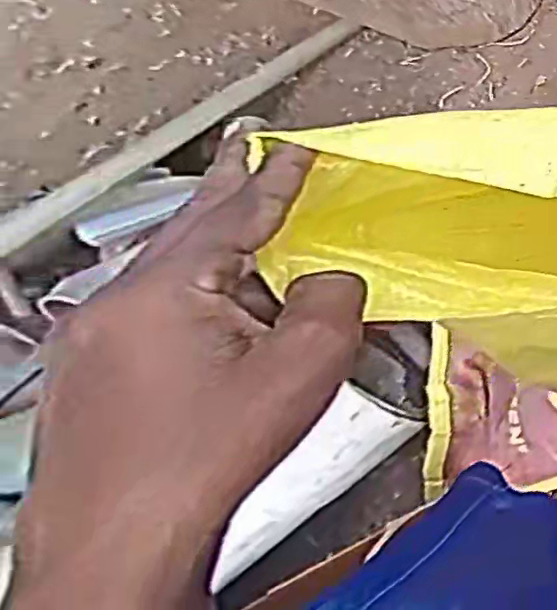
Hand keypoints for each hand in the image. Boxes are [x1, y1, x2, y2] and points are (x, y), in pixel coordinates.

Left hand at [11, 133, 365, 607]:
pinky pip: (157, 303)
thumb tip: (329, 278)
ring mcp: (91, 346)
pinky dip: (201, 277)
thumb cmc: (215, 446)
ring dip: (214, 236)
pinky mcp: (92, 377)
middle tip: (247, 152)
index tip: (294, 149)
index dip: (274, 179)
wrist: (124, 539)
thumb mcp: (310, 355)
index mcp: (162, 295)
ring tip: (245, 215)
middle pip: (184, 230)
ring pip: (168, 268)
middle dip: (224, 188)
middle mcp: (112, 310)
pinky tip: (227, 290)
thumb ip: (334, 293)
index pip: (233, 217)